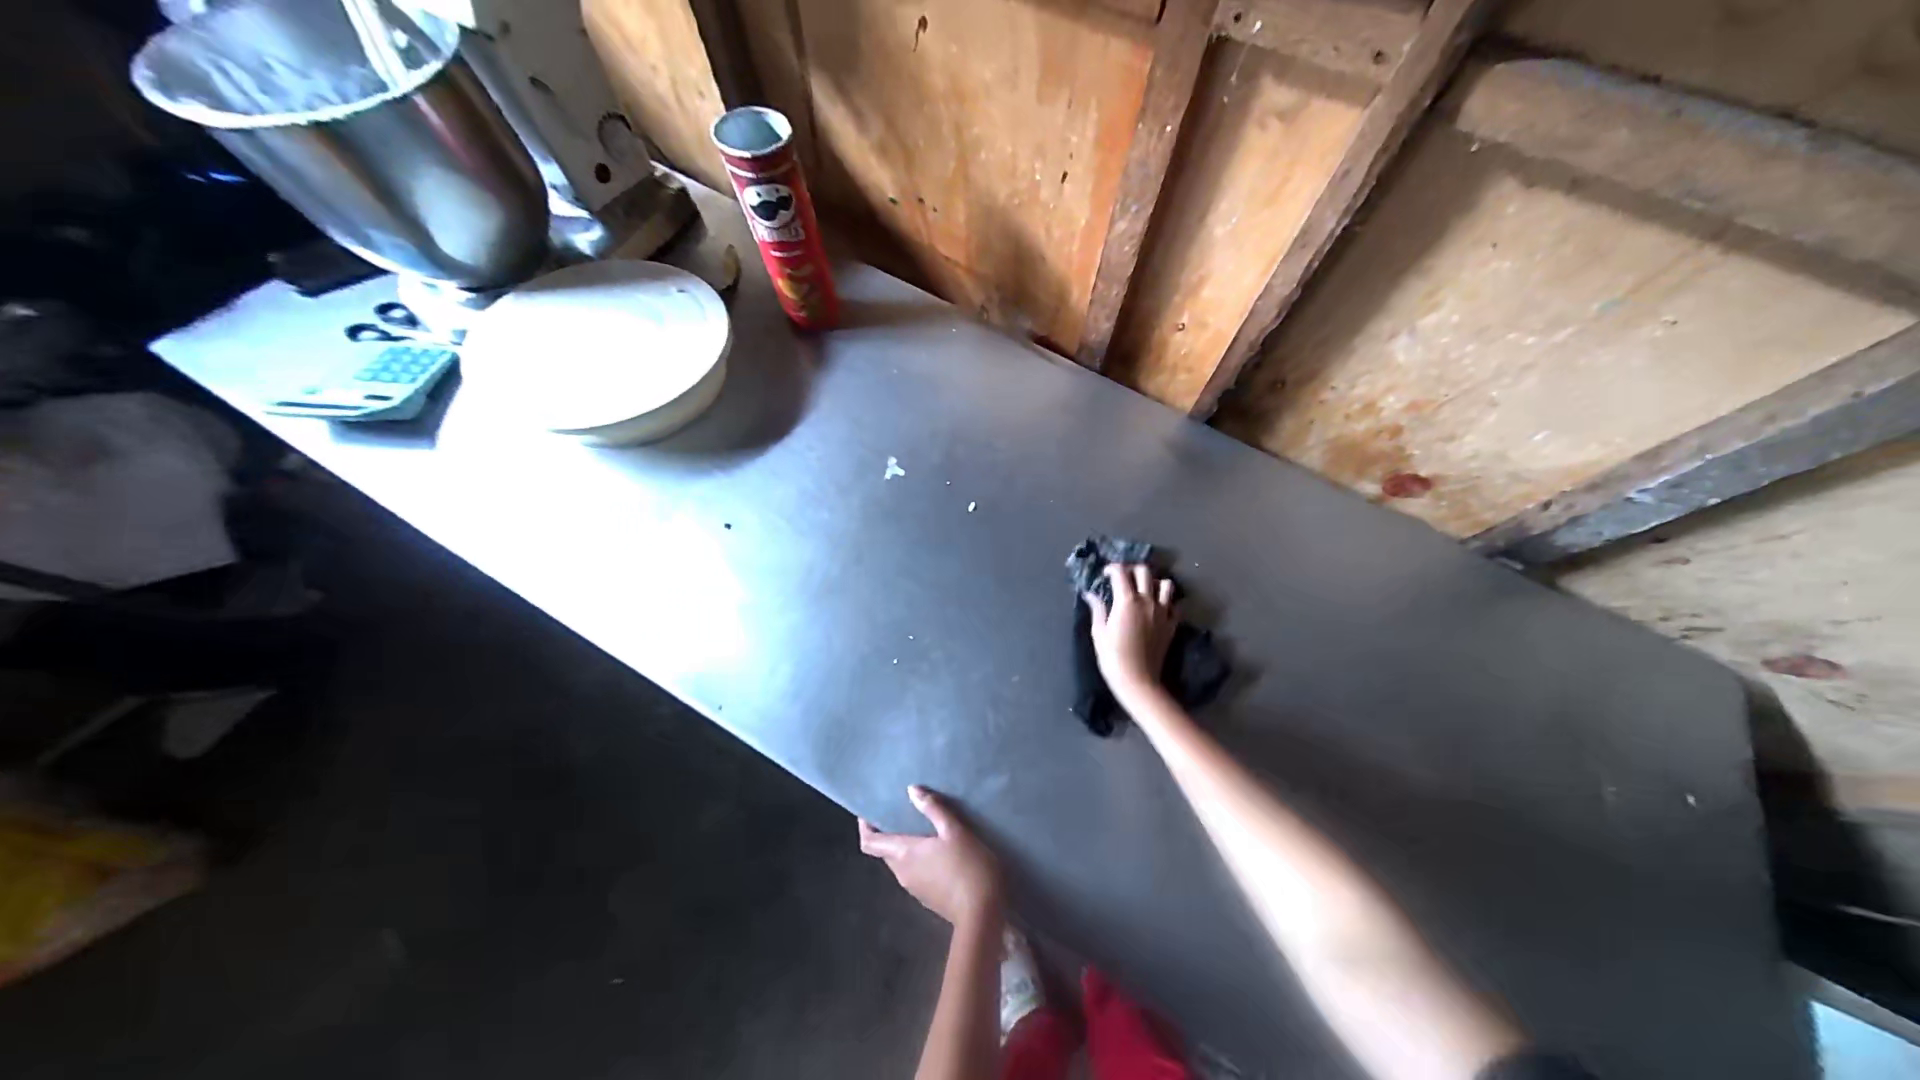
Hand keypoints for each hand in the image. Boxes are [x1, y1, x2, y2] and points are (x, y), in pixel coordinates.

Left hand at [858, 786, 1002, 926]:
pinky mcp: (928, 898)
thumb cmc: (968, 867)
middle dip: (890, 832)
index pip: (869, 842)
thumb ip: (934, 809)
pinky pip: (915, 873)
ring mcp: (914, 888)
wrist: (984, 914)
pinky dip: (918, 859)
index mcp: (903, 853)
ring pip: (901, 862)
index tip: (870, 811)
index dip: (865, 826)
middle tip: (904, 811)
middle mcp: (902, 872)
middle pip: (886, 850)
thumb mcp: (955, 831)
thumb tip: (912, 790)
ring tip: (924, 827)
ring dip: (906, 846)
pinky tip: (938, 851)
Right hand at [1083, 562, 1177, 703]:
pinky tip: (1158, 607)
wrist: (1138, 679)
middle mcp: (1147, 601)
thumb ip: (1097, 609)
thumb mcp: (1099, 632)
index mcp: (1127, 601)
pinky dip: (1167, 601)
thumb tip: (1090, 594)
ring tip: (1144, 590)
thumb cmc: (1113, 657)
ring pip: (1165, 584)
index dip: (1112, 568)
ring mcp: (1163, 612)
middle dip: (1132, 569)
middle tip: (1124, 578)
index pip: (1121, 572)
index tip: (1106, 574)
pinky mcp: (1172, 624)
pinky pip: (1175, 605)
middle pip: (1144, 572)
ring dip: (1154, 582)